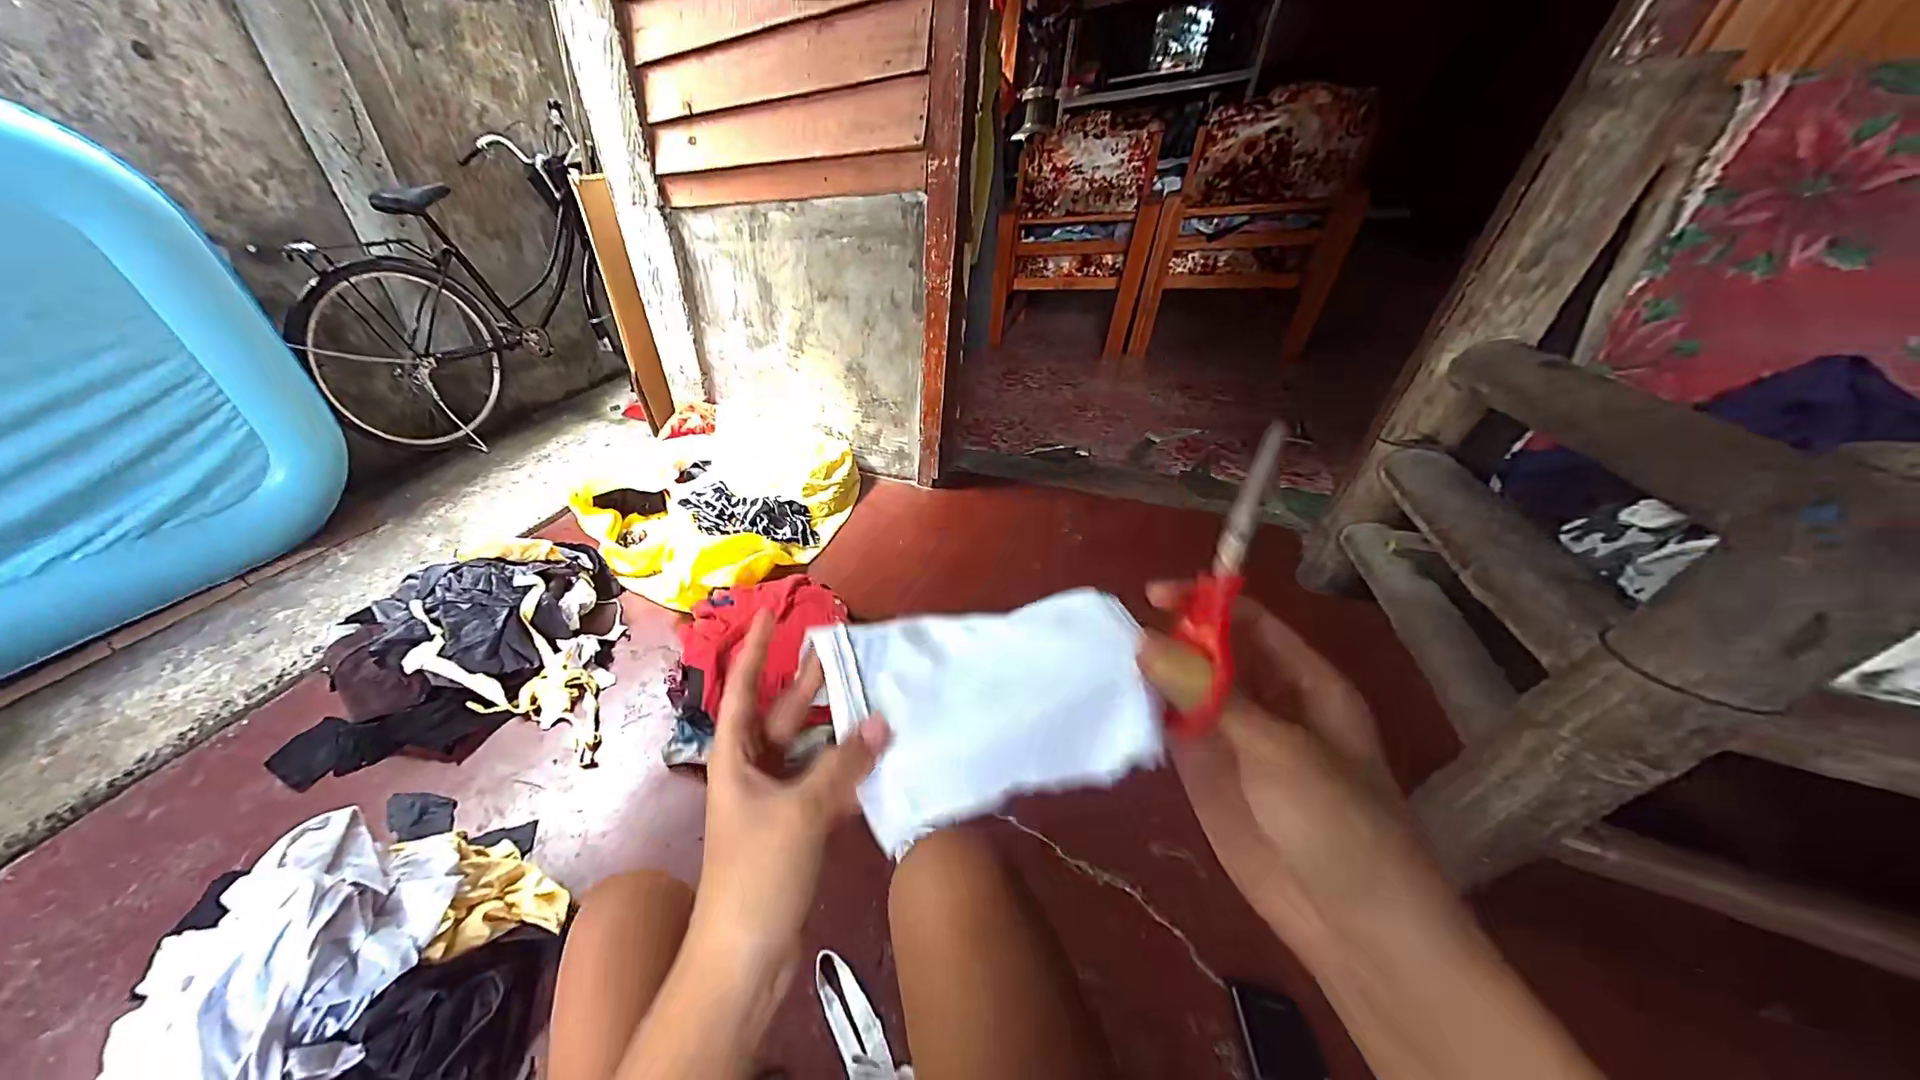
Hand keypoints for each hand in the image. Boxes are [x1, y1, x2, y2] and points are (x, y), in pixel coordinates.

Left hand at [691, 611, 890, 970]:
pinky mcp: (797, 822)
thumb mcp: (801, 810)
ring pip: (810, 747)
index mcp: (736, 755)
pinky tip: (877, 755)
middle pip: (783, 713)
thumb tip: (882, 719)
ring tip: (874, 698)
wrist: (746, 953)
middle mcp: (753, 768)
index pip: (744, 687)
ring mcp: (776, 796)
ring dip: (838, 728)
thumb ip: (844, 763)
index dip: (756, 648)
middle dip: (810, 682)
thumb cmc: (758, 870)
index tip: (770, 612)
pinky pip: (824, 781)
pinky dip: (848, 768)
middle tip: (843, 649)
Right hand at [1138, 580, 1454, 951]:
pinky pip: (1172, 729)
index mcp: (1305, 681)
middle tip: (1119, 635)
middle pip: (1213, 649)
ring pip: (1187, 687)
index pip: (1249, 622)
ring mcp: (1235, 737)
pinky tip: (1115, 704)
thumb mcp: (1277, 749)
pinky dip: (1146, 714)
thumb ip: (1210, 693)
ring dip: (1153, 674)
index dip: (1205, 602)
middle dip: (1171, 636)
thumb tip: (1145, 641)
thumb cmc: (1338, 824)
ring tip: (1106, 662)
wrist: (1353, 927)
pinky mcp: (1208, 772)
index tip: (1153, 595)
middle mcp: (1268, 700)